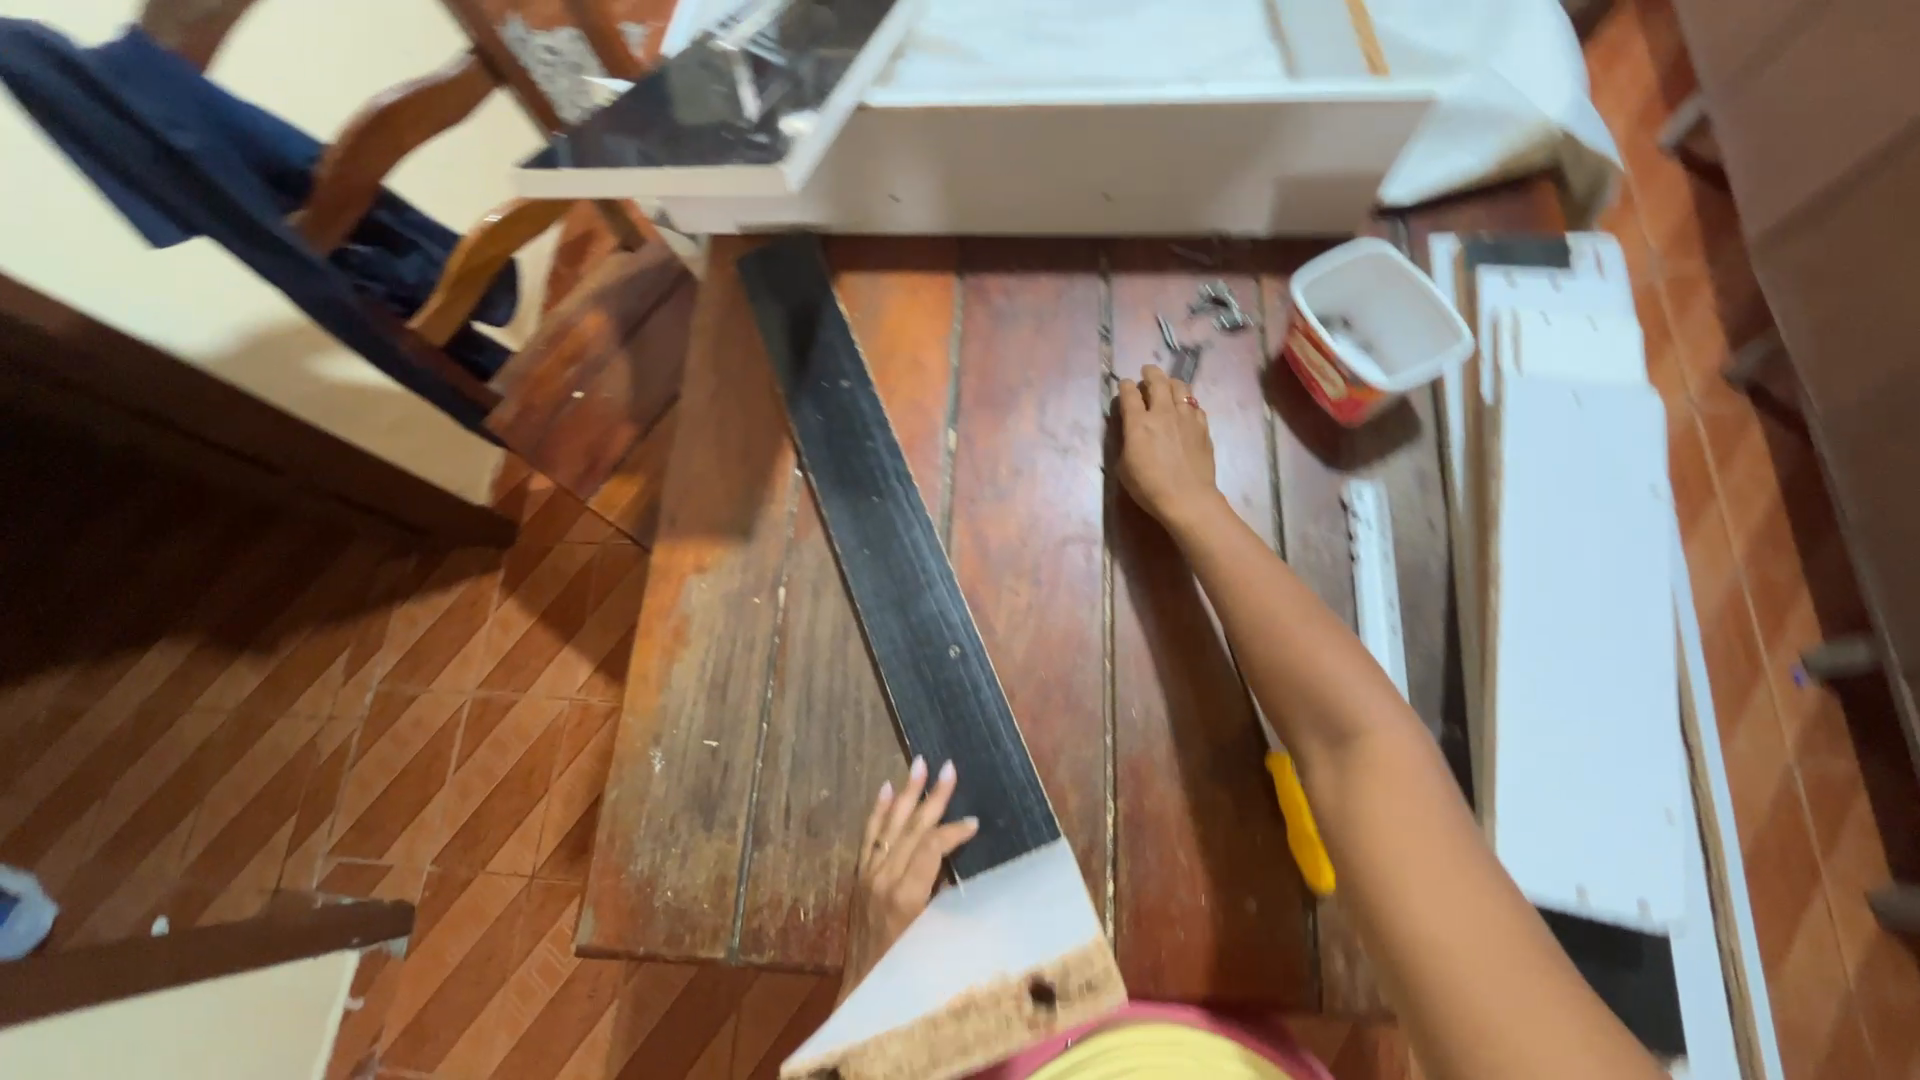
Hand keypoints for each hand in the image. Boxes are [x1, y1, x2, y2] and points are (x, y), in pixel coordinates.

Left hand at [839, 756, 978, 1000]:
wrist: (863, 995)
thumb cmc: (908, 975)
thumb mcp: (937, 942)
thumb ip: (948, 901)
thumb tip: (962, 866)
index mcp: (906, 896)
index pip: (932, 847)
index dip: (954, 831)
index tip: (974, 822)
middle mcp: (883, 879)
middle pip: (912, 828)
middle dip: (933, 797)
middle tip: (948, 767)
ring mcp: (868, 876)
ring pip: (890, 826)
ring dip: (907, 793)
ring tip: (919, 764)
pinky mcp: (859, 877)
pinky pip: (869, 837)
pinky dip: (878, 812)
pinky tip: (886, 789)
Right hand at [1116, 364, 1220, 528]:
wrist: (1187, 498)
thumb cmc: (1149, 487)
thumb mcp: (1123, 467)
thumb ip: (1126, 442)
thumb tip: (1130, 430)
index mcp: (1139, 423)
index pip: (1130, 393)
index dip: (1126, 385)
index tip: (1125, 385)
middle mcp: (1163, 413)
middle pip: (1157, 381)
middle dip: (1150, 372)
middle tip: (1147, 372)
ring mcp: (1186, 417)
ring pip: (1180, 387)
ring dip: (1170, 382)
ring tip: (1167, 384)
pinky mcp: (1202, 426)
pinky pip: (1194, 404)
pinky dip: (1186, 401)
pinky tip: (1184, 407)